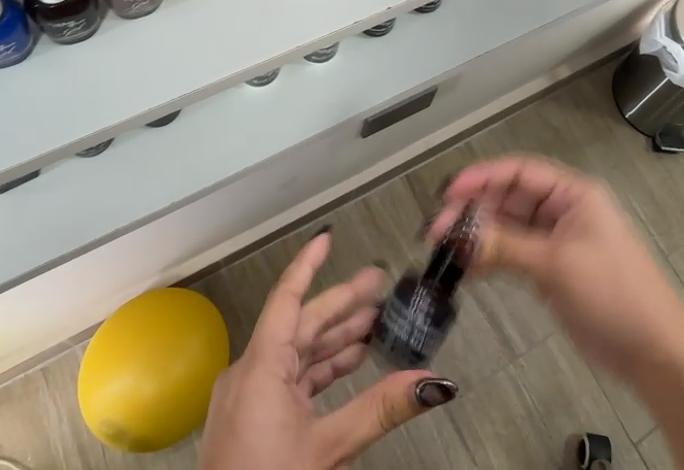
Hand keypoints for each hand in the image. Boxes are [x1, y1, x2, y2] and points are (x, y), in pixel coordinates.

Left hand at [198, 231, 458, 469]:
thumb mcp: (329, 446)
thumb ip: (381, 407)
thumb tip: (434, 382)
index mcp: (260, 367)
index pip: (287, 299)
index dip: (308, 265)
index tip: (327, 238)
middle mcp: (250, 373)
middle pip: (300, 325)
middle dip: (342, 305)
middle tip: (380, 285)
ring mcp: (249, 397)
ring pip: (298, 353)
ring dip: (336, 338)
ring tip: (376, 323)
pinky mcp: (254, 418)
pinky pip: (292, 378)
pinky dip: (322, 368)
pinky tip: (351, 361)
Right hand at [431, 156, 683, 380]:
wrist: (654, 351)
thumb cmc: (613, 292)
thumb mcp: (558, 263)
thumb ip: (505, 246)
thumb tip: (456, 237)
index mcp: (574, 194)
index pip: (520, 172)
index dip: (483, 177)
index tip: (447, 191)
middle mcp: (563, 211)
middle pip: (510, 198)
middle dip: (474, 210)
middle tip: (435, 229)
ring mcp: (557, 242)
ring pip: (508, 228)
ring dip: (477, 235)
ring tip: (440, 248)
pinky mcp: (551, 272)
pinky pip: (512, 254)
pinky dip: (489, 258)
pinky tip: (463, 268)